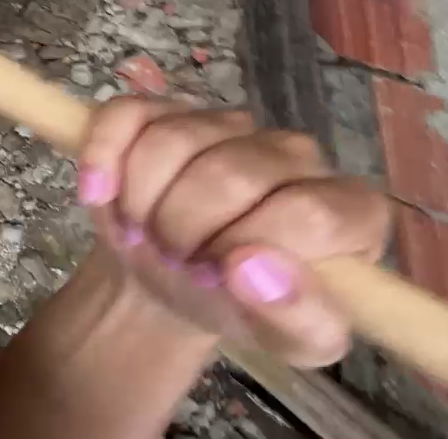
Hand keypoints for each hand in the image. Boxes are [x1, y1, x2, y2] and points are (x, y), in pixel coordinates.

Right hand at [76, 98, 389, 365]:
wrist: (169, 276)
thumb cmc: (237, 304)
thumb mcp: (285, 339)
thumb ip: (295, 316)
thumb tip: (257, 269)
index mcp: (348, 209)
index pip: (309, 210)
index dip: (249, 244)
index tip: (212, 277)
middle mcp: (292, 154)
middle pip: (230, 172)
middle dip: (182, 224)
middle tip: (171, 258)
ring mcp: (219, 123)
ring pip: (172, 139)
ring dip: (141, 197)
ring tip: (141, 231)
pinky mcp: (155, 108)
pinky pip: (123, 114)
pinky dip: (102, 155)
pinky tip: (100, 192)